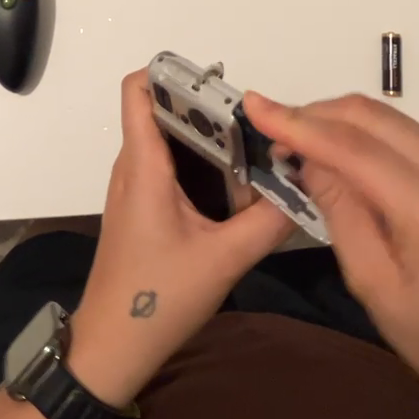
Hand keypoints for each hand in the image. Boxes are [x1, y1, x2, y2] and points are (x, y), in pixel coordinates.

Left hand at [65, 69, 295, 407]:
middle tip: (252, 123)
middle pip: (159, 110)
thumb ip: (268, 221)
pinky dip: (196, 161)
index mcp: (143, 165)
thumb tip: (304, 185)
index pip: (136, 90)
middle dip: (203, 106)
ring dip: (203, 135)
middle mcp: (133, 165)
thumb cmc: (160, 297)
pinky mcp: (140, 206)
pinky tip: (231, 184)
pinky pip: (165, 164)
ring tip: (250, 149)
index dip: (168, 73)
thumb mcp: (225, 259)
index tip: (215, 84)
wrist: (114, 345)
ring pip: (165, 138)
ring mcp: (133, 186)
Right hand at [240, 92, 418, 418]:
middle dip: (313, 114)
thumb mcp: (373, 285)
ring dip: (335, 121)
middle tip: (269, 130)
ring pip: (387, 118)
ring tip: (294, 141)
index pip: (354, 147)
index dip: (297, 122)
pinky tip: (335, 153)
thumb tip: (306, 157)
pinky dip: (361, 134)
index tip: (253, 105)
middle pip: (371, 117)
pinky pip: (404, 134)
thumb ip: (339, 211)